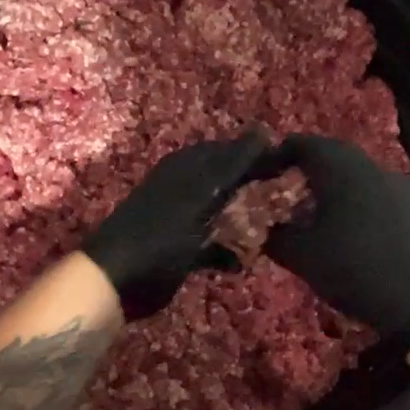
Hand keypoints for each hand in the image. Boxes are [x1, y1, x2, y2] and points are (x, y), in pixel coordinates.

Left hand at [82, 132, 271, 318]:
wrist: (117, 280)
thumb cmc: (160, 232)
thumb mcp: (201, 193)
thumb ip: (233, 164)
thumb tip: (265, 129)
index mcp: (186, 168)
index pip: (231, 152)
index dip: (260, 157)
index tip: (293, 166)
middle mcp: (184, 188)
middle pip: (228, 183)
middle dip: (256, 191)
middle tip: (289, 200)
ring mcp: (182, 220)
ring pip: (223, 214)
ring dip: (245, 223)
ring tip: (274, 230)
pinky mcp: (180, 250)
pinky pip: (213, 245)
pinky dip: (228, 251)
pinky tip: (244, 262)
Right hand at [266, 135, 409, 341]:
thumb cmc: (355, 270)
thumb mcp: (303, 258)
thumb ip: (275, 237)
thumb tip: (260, 228)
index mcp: (341, 169)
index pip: (301, 144)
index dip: (275, 156)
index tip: (259, 176)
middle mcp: (372, 167)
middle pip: (331, 158)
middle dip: (303, 174)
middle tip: (283, 198)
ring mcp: (400, 186)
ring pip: (356, 178)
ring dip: (332, 192)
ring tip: (314, 220)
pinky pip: (377, 196)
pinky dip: (356, 206)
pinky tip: (351, 236)